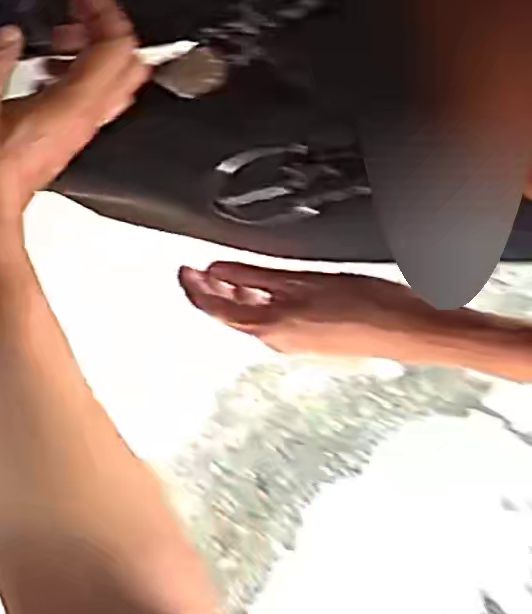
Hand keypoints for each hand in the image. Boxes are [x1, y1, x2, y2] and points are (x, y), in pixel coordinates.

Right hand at [0, 0, 149, 225]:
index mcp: (71, 102)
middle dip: (103, 33)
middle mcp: (88, 114)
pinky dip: (80, 76)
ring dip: (92, 55)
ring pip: (115, 81)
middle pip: (128, 62)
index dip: (104, 14)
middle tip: (67, 24)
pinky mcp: (70, 137)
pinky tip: (41, 77)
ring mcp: (82, 128)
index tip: (79, 0)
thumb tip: (10, 34)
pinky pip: (95, 98)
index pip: (114, 46)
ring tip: (51, 48)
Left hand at [178, 262, 438, 357]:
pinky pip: (272, 322)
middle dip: (210, 289)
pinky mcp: (314, 344)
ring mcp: (295, 345)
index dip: (191, 285)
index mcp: (265, 327)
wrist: (429, 332)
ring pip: (248, 317)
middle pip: (225, 313)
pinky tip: (266, 291)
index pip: (208, 306)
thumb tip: (215, 268)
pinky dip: (259, 304)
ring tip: (230, 276)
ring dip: (234, 295)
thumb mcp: (300, 280)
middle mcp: (274, 341)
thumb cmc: (374, 307)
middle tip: (202, 270)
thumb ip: (250, 275)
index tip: (184, 269)